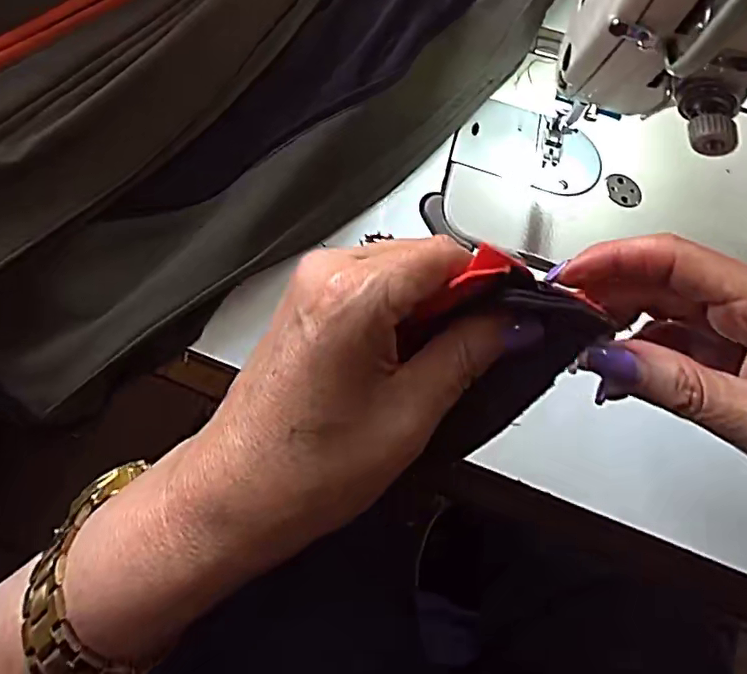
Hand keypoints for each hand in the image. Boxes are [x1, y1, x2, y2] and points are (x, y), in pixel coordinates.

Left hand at [180, 236, 536, 554]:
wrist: (232, 493)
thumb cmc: (298, 470)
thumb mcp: (410, 413)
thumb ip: (470, 352)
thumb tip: (511, 321)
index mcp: (351, 295)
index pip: (449, 253)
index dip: (491, 279)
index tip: (514, 307)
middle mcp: (327, 272)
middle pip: (427, 254)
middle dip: (463, 294)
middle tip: (484, 341)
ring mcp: (315, 279)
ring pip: (405, 266)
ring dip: (433, 302)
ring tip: (438, 357)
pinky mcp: (312, 293)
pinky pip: (378, 279)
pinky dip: (405, 305)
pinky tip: (407, 349)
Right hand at [560, 234, 746, 562]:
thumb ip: (680, 387)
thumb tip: (612, 358)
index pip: (674, 258)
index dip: (614, 260)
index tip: (571, 276)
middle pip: (665, 276)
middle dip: (610, 288)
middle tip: (567, 313)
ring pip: (669, 307)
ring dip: (624, 322)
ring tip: (587, 345)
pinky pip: (682, 341)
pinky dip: (647, 352)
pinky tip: (626, 373)